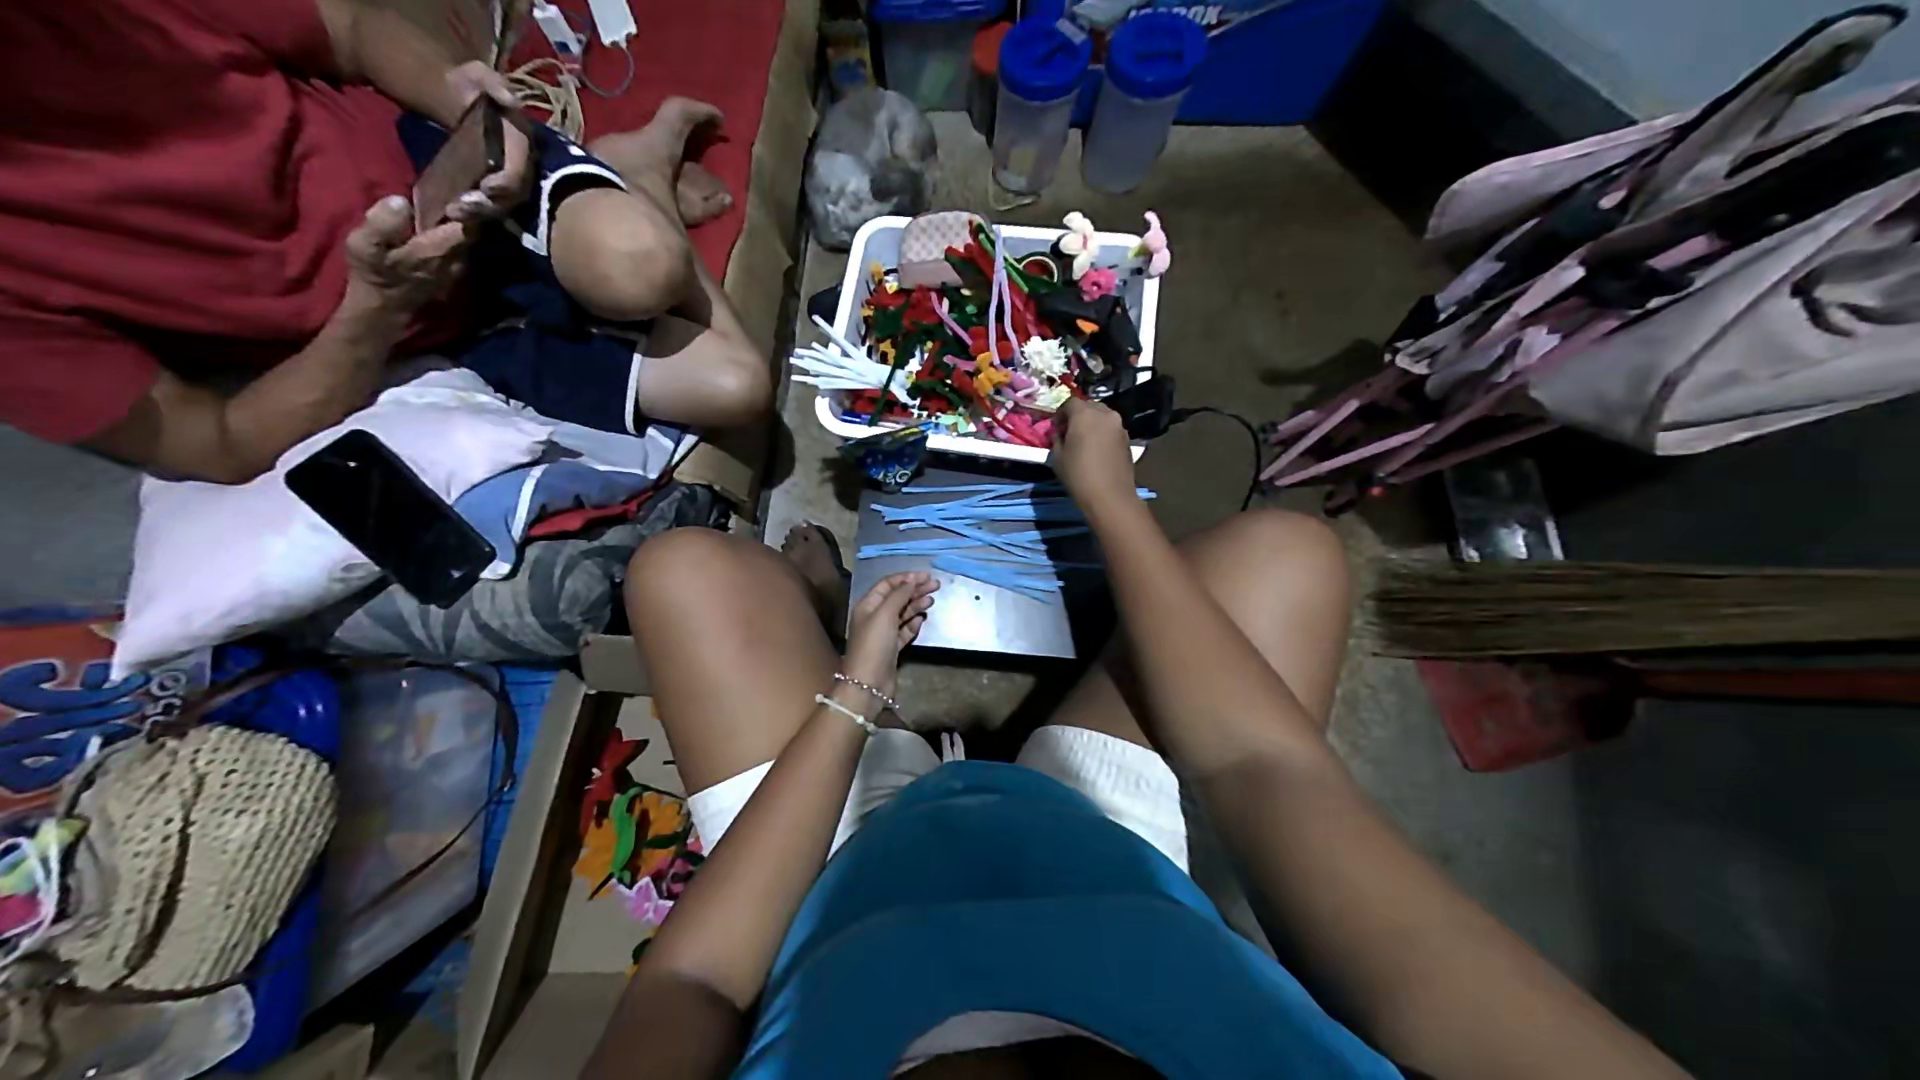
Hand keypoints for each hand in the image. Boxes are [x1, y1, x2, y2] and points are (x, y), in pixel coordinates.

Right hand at [344, 195, 469, 316]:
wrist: (385, 304)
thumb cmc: (373, 272)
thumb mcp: (364, 245)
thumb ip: (383, 223)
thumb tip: (402, 200)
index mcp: (439, 250)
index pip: (467, 225)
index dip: (468, 207)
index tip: (464, 188)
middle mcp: (457, 258)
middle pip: (474, 230)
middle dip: (470, 211)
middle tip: (461, 187)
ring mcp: (459, 265)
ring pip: (470, 238)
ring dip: (465, 221)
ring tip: (456, 198)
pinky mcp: (455, 268)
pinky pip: (463, 245)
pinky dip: (459, 231)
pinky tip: (448, 218)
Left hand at [444, 61, 533, 220]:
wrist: (454, 96)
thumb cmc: (467, 86)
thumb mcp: (478, 76)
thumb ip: (493, 84)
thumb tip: (512, 102)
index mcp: (523, 147)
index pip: (521, 172)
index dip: (508, 182)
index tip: (487, 186)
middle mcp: (521, 170)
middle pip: (511, 198)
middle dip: (487, 206)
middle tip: (458, 210)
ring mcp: (507, 183)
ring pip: (499, 208)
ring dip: (477, 215)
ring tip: (451, 213)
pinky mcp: (490, 190)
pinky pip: (486, 208)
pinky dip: (471, 216)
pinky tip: (449, 215)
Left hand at [841, 573, 938, 698]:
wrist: (868, 683)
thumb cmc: (874, 644)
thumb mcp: (884, 615)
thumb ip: (899, 595)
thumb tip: (911, 581)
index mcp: (868, 605)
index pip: (888, 584)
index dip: (906, 578)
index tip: (926, 576)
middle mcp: (874, 616)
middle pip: (897, 597)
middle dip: (915, 590)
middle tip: (936, 586)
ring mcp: (883, 633)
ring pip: (902, 613)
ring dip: (916, 605)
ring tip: (932, 600)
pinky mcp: (892, 647)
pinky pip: (904, 630)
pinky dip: (913, 623)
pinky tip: (922, 619)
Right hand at [1049, 397, 1137, 514]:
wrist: (1110, 496)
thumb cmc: (1078, 475)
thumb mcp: (1057, 457)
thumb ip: (1056, 438)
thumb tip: (1060, 433)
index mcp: (1085, 414)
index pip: (1069, 402)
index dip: (1060, 413)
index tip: (1056, 428)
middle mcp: (1105, 414)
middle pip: (1088, 407)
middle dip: (1077, 416)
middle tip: (1069, 433)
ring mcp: (1119, 426)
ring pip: (1102, 417)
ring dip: (1091, 424)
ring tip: (1084, 442)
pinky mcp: (1127, 439)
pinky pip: (1111, 429)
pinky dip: (1102, 434)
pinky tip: (1097, 450)